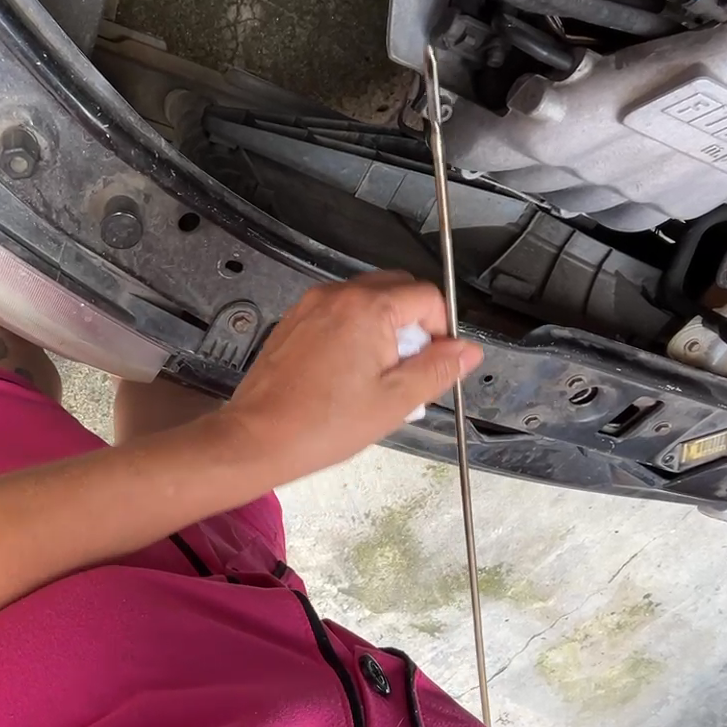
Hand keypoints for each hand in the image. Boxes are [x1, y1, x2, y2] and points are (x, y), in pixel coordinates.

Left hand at [213, 272, 481, 482]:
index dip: (441, 328)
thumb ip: (437, 369)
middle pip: (396, 288)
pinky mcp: (292, 322)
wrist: (259, 438)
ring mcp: (309, 307)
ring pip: (364, 300)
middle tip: (408, 366)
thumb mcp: (395, 401)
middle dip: (413, 322)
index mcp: (367, 308)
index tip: (434, 359)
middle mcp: (335, 296)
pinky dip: (352, 332)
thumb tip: (467, 350)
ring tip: (375, 374)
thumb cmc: (320, 424)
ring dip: (383, 326)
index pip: (427, 296)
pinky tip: (346, 373)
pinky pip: (335, 314)